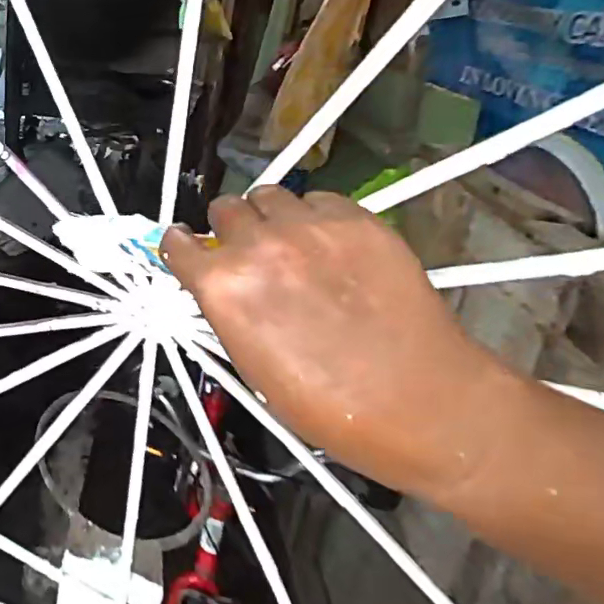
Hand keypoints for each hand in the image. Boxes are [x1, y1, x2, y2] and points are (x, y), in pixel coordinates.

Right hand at [162, 188, 524, 499]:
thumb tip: (213, 285)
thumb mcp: (246, 361)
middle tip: (246, 249)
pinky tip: (327, 244)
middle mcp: (258, 248)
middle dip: (229, 228)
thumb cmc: (330, 403)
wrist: (426, 409)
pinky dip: (316, 215)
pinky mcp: (360, 225)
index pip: (177, 242)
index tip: (191, 249)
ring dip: (269, 215)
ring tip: (287, 241)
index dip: (183, 247)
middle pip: (224, 208)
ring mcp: (310, 231)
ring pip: (269, 195)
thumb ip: (222, 308)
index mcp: (221, 285)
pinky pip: (321, 200)